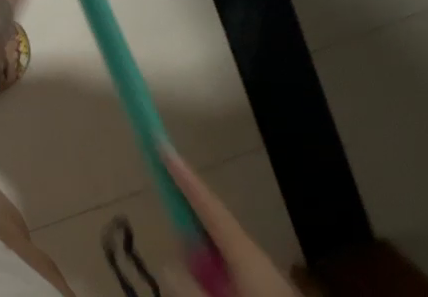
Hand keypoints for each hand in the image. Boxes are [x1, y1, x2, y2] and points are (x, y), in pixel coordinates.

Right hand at [163, 150, 301, 296]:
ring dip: (200, 267)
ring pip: (219, 260)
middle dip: (187, 231)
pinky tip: (208, 291)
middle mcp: (257, 261)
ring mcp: (264, 280)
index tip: (162, 145)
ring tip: (194, 285)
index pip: (209, 206)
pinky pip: (229, 279)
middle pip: (212, 232)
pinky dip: (213, 282)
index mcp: (248, 256)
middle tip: (172, 242)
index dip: (184, 177)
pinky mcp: (265, 292)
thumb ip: (190, 287)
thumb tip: (169, 260)